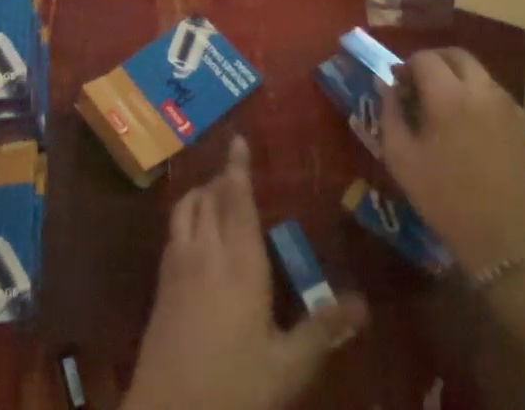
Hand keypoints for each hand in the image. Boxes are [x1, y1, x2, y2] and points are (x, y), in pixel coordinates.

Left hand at [121, 136, 367, 409]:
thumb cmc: (233, 385)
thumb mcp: (288, 365)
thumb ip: (323, 329)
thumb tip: (364, 304)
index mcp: (238, 263)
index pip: (236, 200)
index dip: (238, 169)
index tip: (238, 139)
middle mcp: (204, 253)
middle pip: (208, 198)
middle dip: (221, 178)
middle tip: (236, 167)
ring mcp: (176, 268)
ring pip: (184, 212)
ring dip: (200, 194)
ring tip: (217, 192)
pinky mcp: (160, 286)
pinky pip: (172, 234)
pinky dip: (186, 218)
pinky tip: (197, 236)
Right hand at [380, 49, 524, 272]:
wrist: (507, 238)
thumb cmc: (445, 199)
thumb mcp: (401, 159)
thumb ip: (390, 114)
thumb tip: (388, 86)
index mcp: (449, 96)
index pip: (424, 58)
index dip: (406, 66)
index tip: (397, 85)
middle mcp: (482, 90)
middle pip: (456, 55)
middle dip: (433, 62)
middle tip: (417, 85)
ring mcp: (508, 105)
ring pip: (478, 72)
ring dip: (455, 77)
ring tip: (441, 106)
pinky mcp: (523, 122)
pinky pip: (494, 92)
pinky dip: (475, 94)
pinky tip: (466, 124)